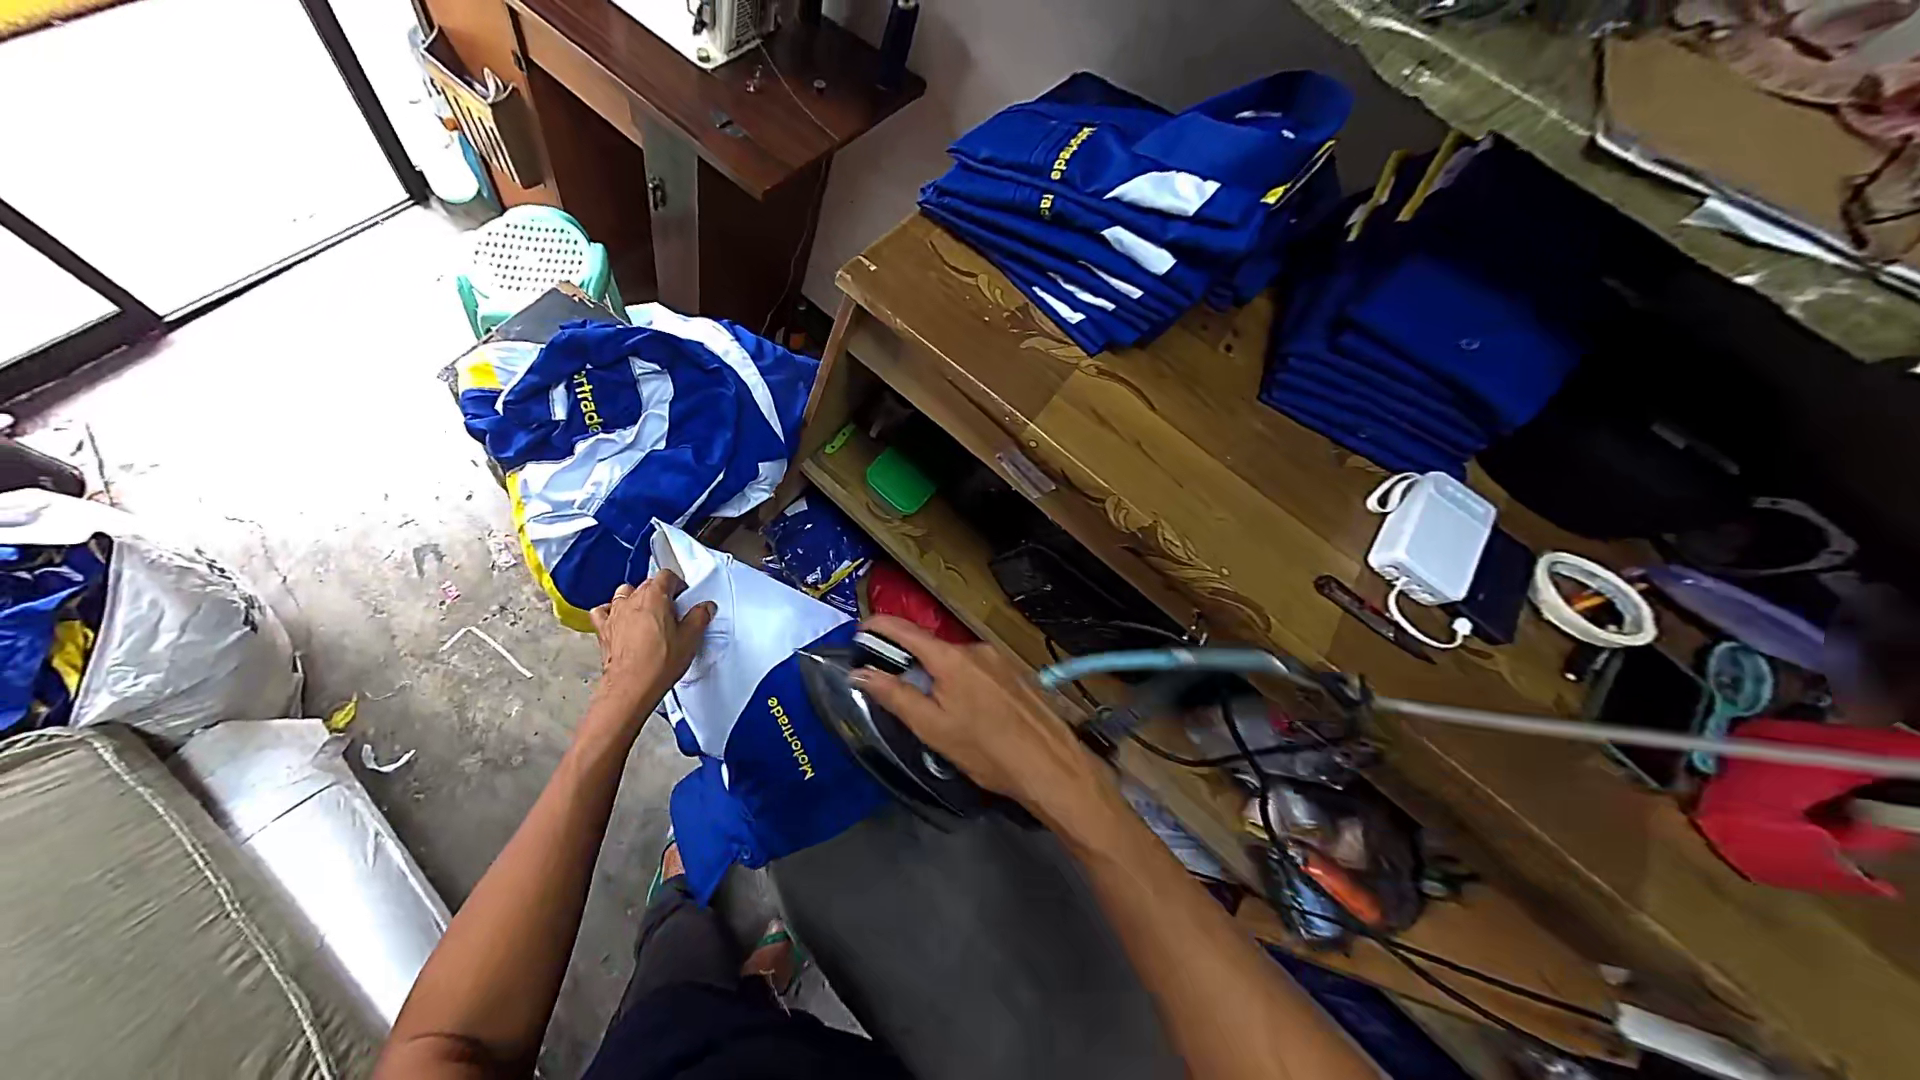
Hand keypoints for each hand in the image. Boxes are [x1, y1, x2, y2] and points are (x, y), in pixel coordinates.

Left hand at [587, 571, 715, 730]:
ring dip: (636, 598)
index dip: (678, 584)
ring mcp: (615, 614)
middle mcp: (631, 600)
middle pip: (647, 584)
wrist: (632, 685)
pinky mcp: (603, 630)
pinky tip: (620, 620)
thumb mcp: (691, 637)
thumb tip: (705, 608)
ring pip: (624, 593)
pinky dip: (611, 612)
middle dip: (660, 592)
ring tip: (648, 612)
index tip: (684, 596)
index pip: (666, 575)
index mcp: (654, 596)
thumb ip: (700, 616)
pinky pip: (603, 611)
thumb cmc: (657, 663)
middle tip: (672, 609)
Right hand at [849, 615, 1107, 819]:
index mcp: (951, 657)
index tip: (859, 633)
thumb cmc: (986, 750)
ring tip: (937, 711)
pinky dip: (962, 682)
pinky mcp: (1014, 673)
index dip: (877, 627)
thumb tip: (861, 672)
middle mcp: (976, 648)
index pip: (904, 629)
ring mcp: (999, 659)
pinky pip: (977, 669)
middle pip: (931, 646)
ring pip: (955, 660)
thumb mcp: (932, 728)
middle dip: (910, 662)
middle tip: (896, 690)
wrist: (1050, 766)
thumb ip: (895, 696)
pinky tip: (969, 712)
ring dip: (938, 675)